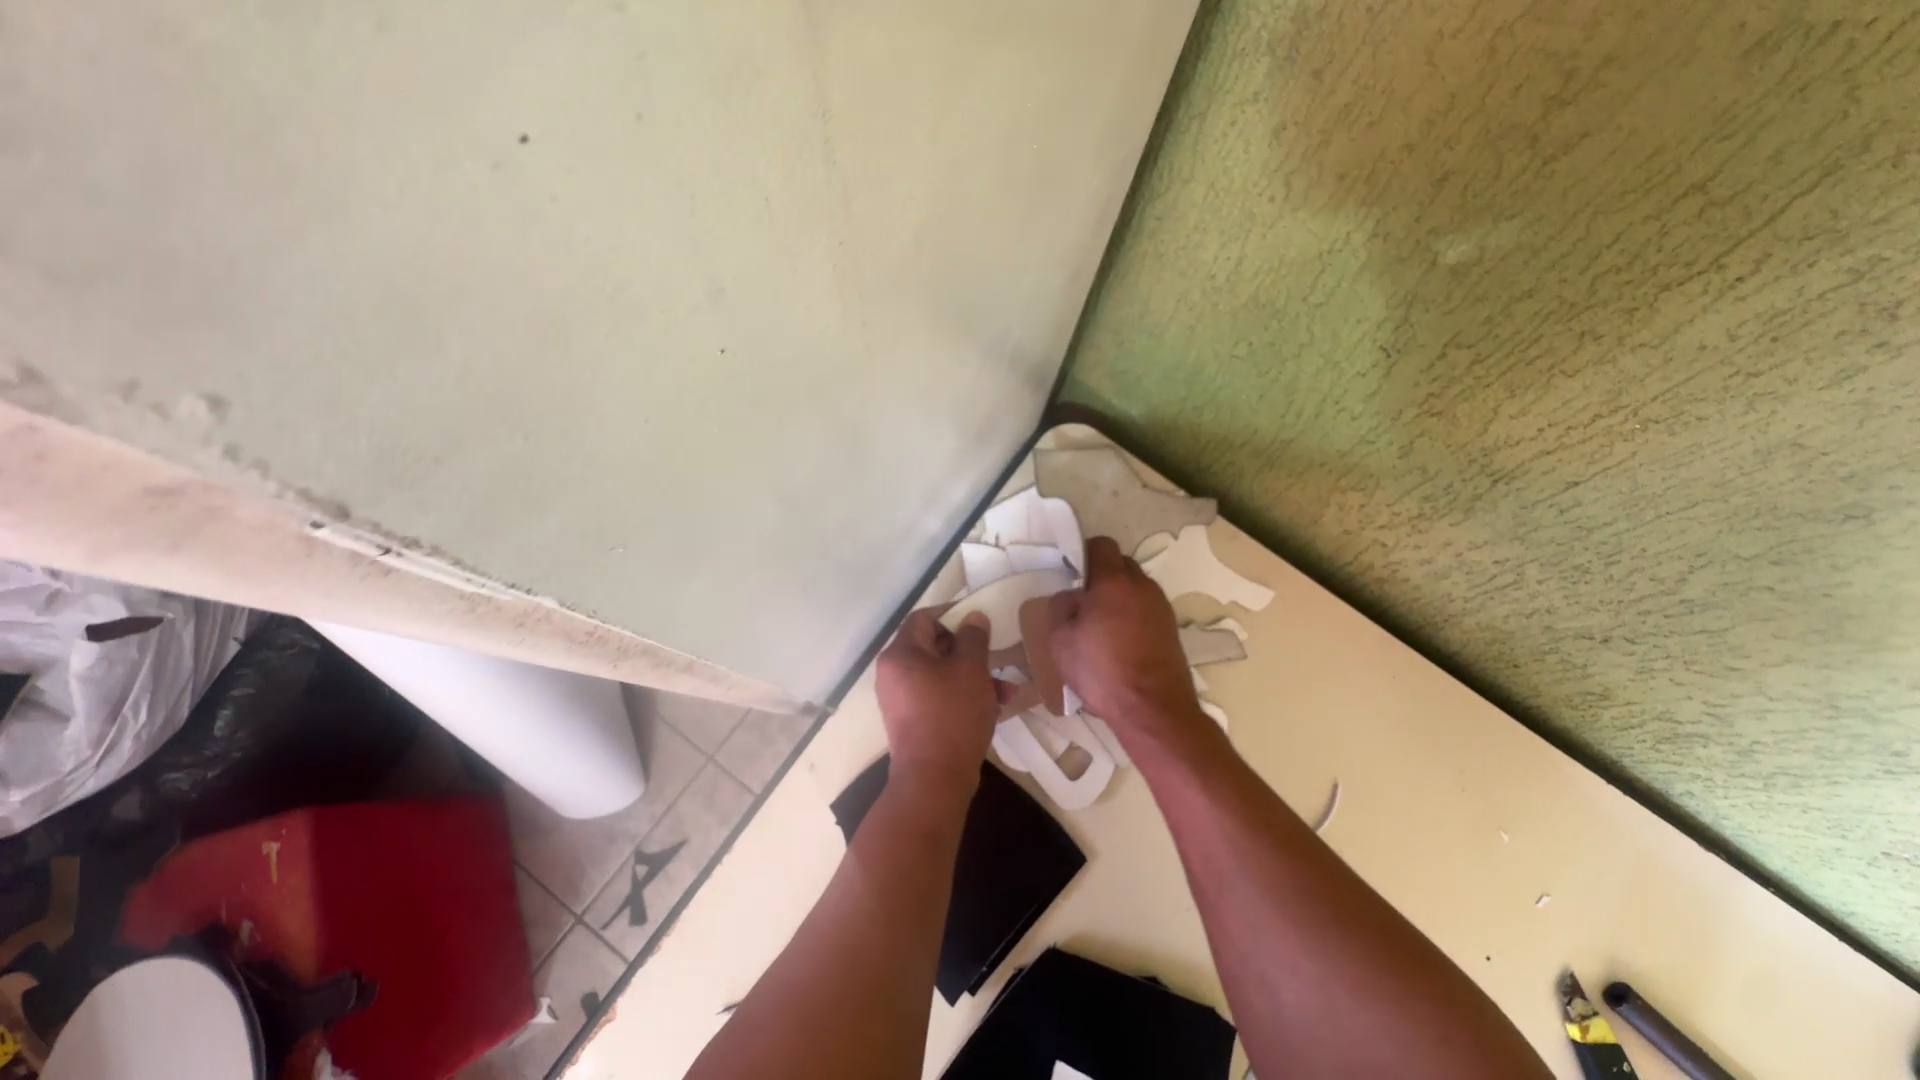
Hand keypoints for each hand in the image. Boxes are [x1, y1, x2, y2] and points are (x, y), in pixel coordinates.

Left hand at [874, 607, 1000, 797]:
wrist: (934, 779)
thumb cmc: (952, 715)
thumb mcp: (970, 670)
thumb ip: (973, 638)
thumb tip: (973, 618)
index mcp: (900, 655)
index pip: (923, 618)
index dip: (953, 613)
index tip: (981, 620)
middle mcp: (894, 674)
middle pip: (934, 647)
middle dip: (970, 651)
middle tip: (997, 656)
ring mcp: (903, 701)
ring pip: (942, 676)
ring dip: (974, 677)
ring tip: (1005, 689)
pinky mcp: (915, 723)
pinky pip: (940, 698)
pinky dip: (964, 697)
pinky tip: (995, 707)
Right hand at [1046, 536, 1207, 739]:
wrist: (1153, 707)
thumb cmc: (1101, 670)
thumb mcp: (1061, 641)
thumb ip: (1060, 609)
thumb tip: (1071, 597)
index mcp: (1114, 581)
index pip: (1101, 545)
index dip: (1084, 554)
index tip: (1072, 574)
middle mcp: (1142, 586)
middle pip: (1121, 566)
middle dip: (1102, 577)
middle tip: (1084, 603)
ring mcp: (1161, 607)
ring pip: (1135, 590)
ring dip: (1119, 599)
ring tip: (1101, 629)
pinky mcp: (1171, 629)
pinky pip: (1146, 611)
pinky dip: (1132, 618)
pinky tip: (1120, 645)